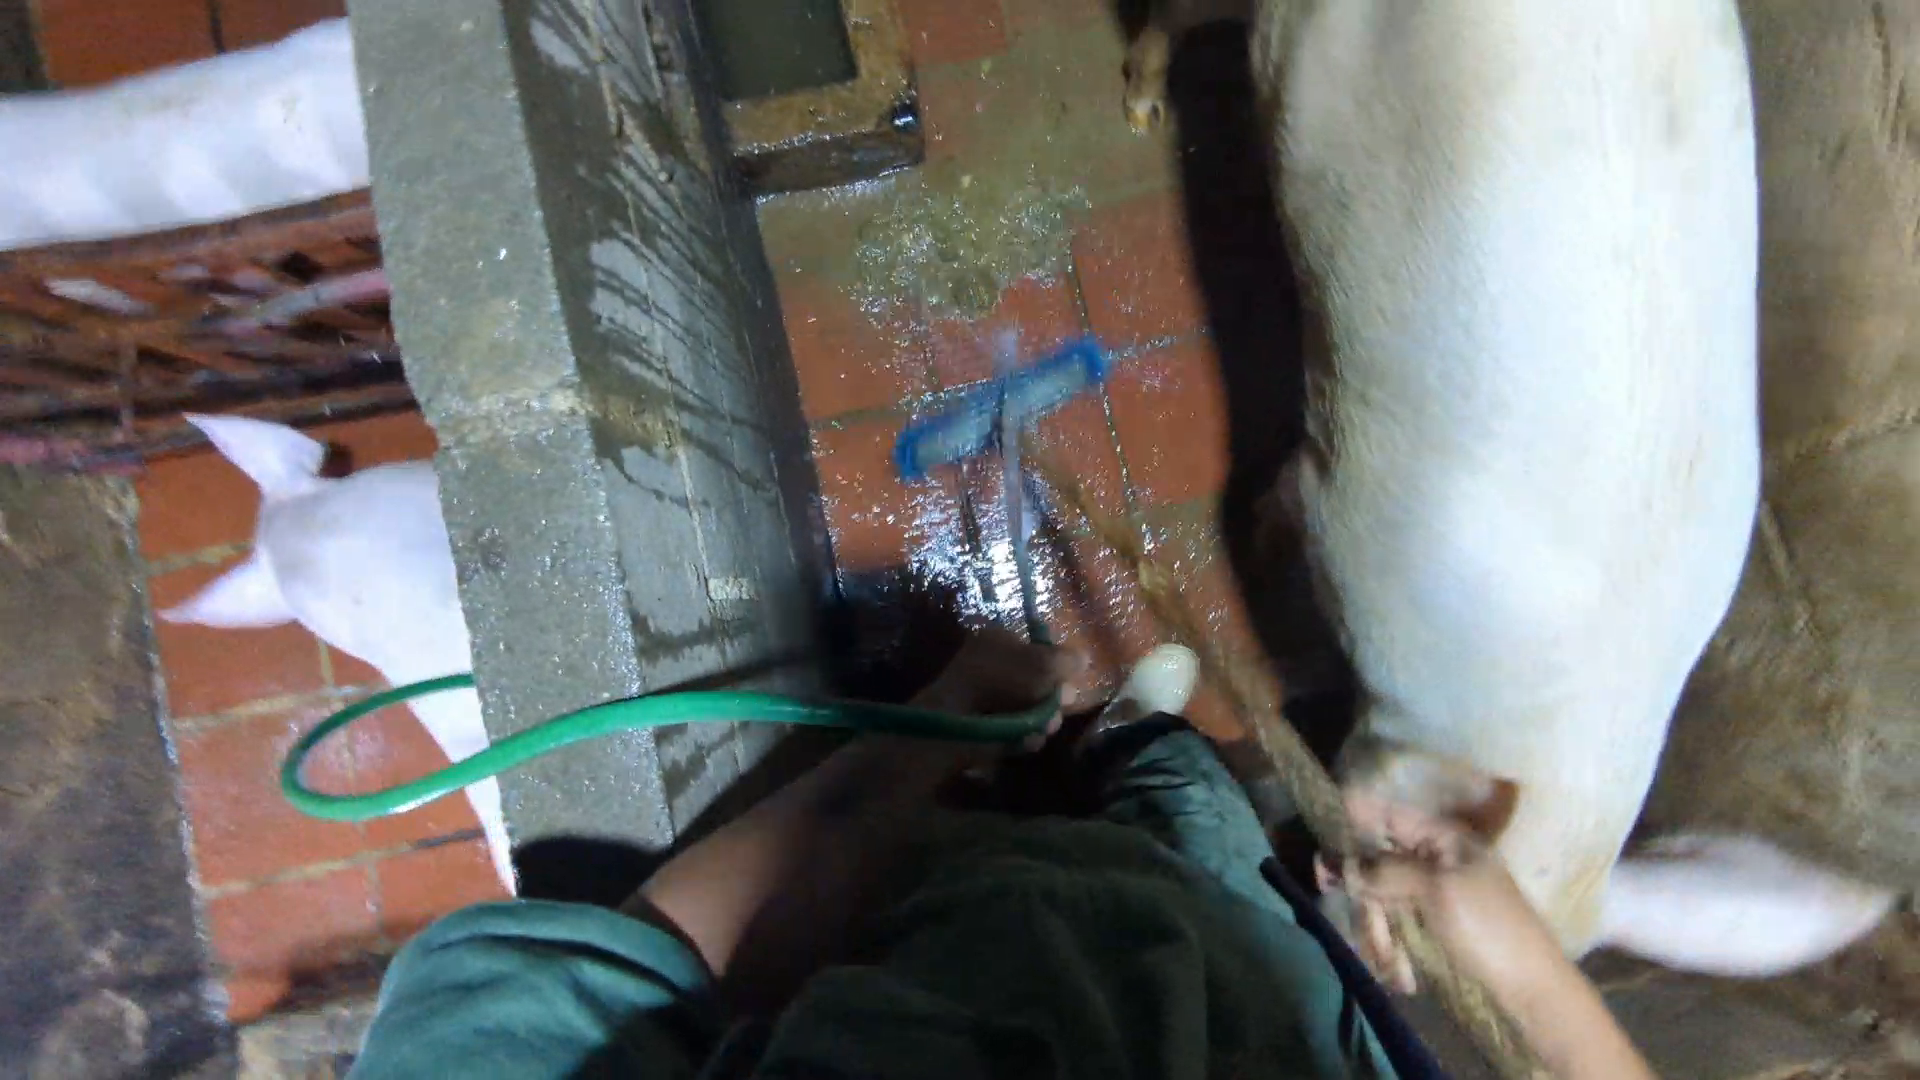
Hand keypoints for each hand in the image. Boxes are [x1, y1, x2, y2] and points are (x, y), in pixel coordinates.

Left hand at [909, 626, 1085, 748]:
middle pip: (1032, 679)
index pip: (1032, 646)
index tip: (1072, 676)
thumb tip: (1084, 657)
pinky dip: (1024, 735)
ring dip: (1043, 717)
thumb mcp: (1042, 664)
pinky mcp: (983, 727)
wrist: (960, 723)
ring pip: (1026, 707)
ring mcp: (984, 698)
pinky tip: (1029, 739)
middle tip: (1065, 703)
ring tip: (1047, 725)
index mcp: (997, 640)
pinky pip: (1013, 729)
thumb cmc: (1002, 680)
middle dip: (1053, 694)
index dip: (1055, 661)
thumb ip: (1065, 660)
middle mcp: (989, 665)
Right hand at [1319, 799, 1564, 998]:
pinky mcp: (1427, 921)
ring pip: (1377, 895)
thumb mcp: (1436, 890)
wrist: (1536, 993)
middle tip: (1335, 901)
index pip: (1380, 811)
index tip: (1323, 846)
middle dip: (1361, 892)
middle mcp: (1429, 855)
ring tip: (1386, 964)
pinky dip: (1389, 945)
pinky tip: (1396, 972)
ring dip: (1376, 929)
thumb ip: (1383, 869)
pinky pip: (1391, 921)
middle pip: (1372, 859)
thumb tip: (1337, 861)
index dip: (1347, 820)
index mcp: (1439, 836)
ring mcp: (1427, 889)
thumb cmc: (1490, 928)